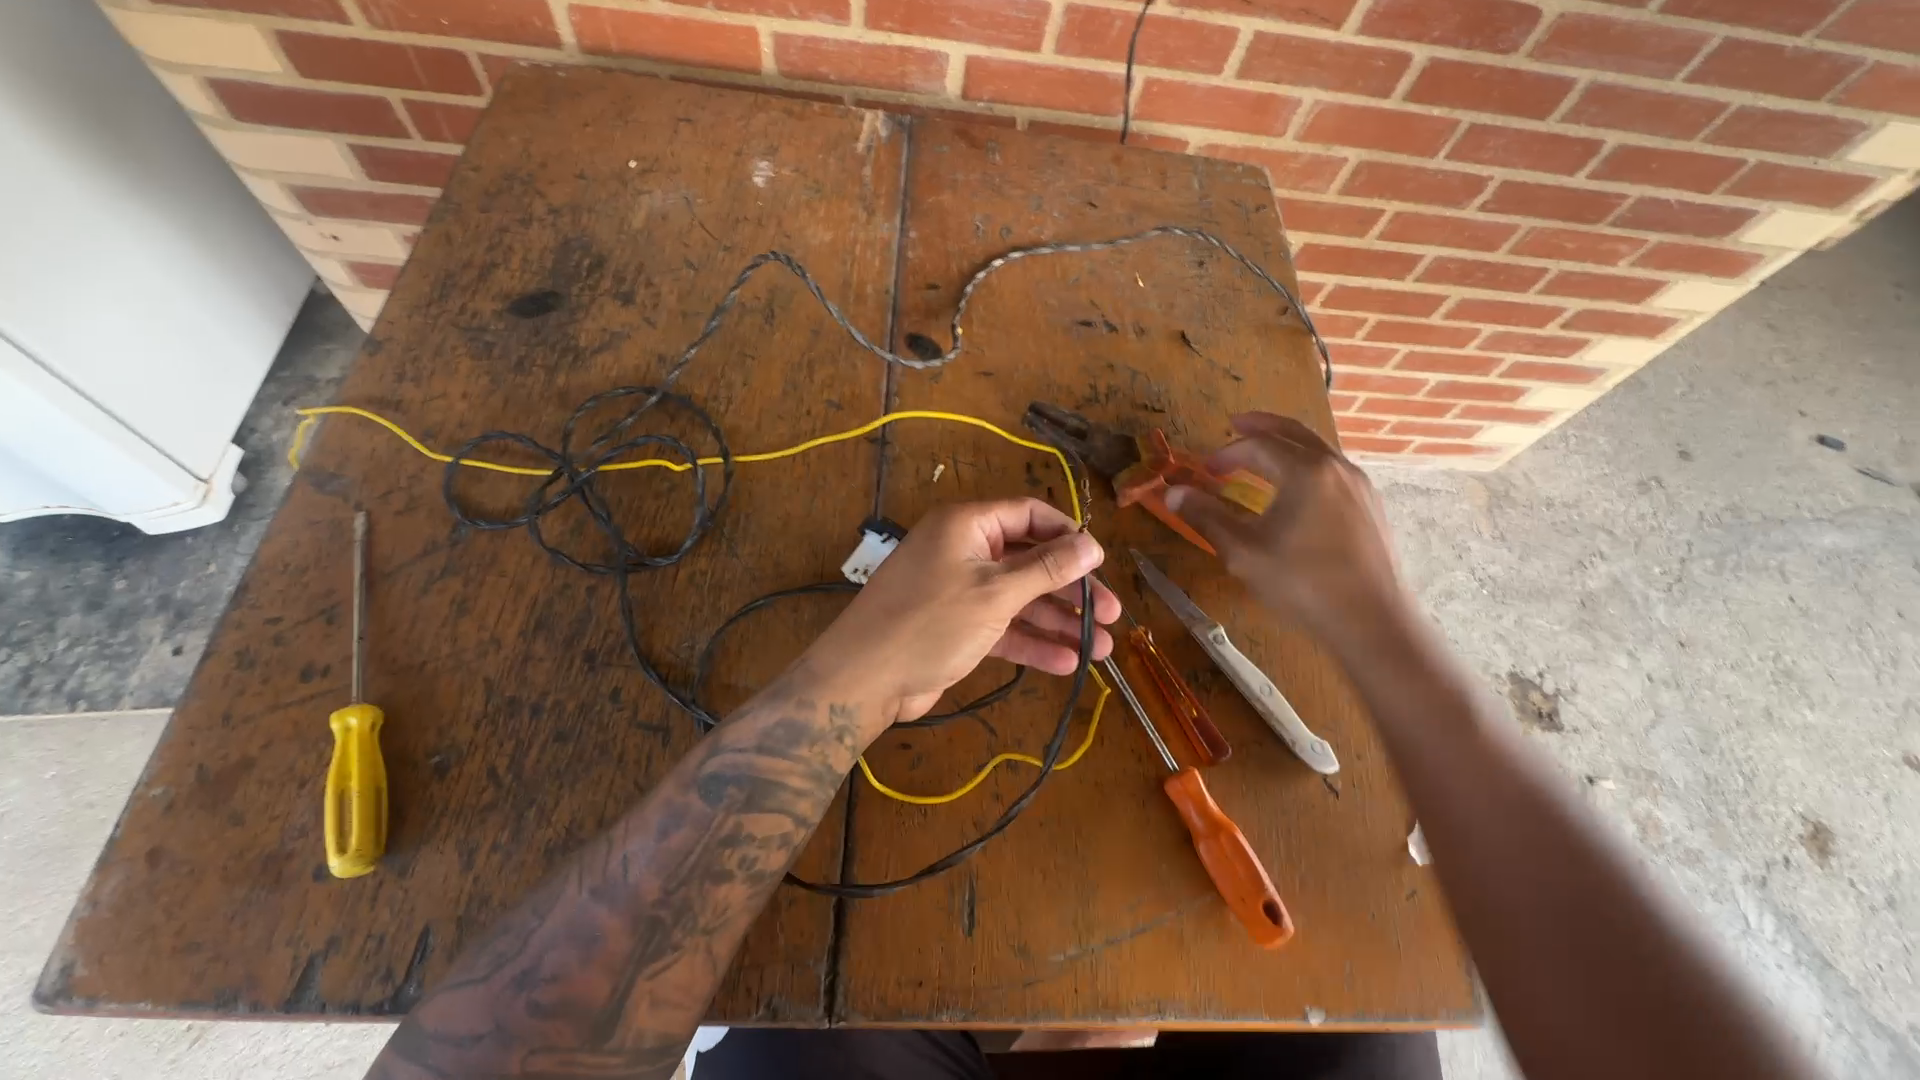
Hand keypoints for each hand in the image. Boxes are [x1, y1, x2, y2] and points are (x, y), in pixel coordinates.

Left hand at [802, 499, 1118, 725]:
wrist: (865, 678)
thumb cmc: (930, 623)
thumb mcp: (995, 593)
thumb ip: (1046, 569)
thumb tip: (1093, 545)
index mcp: (968, 526)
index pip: (1029, 516)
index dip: (1068, 537)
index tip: (1102, 563)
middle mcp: (964, 552)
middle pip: (1030, 561)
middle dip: (1071, 589)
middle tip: (1114, 614)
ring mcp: (960, 591)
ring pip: (1020, 599)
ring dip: (1059, 622)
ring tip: (1104, 648)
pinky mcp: (957, 628)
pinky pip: (1003, 628)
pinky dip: (1032, 643)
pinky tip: (1067, 663)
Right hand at [1165, 412, 1410, 652]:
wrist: (1371, 620)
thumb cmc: (1302, 584)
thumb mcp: (1243, 552)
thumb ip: (1206, 517)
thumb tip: (1172, 492)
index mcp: (1305, 471)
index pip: (1258, 446)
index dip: (1226, 454)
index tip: (1205, 471)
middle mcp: (1336, 467)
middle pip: (1294, 433)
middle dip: (1262, 426)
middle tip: (1237, 424)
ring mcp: (1360, 486)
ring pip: (1318, 450)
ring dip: (1287, 445)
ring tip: (1265, 454)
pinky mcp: (1371, 508)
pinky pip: (1333, 471)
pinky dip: (1307, 465)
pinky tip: (1298, 489)